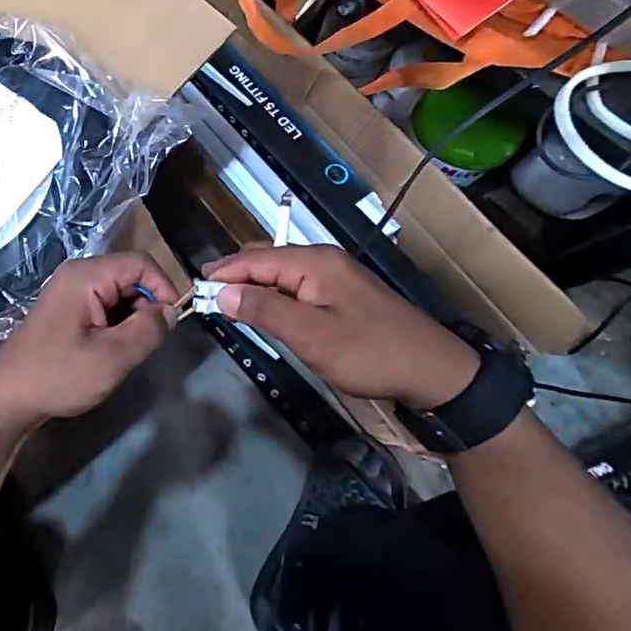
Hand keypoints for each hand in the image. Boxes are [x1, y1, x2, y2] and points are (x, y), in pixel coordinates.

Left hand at [0, 253, 182, 429]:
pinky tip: (109, 350)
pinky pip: (103, 304)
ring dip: (131, 317)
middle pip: (129, 275)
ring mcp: (68, 291)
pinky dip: (115, 323)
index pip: (140, 263)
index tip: (172, 320)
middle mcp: (77, 274)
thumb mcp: (113, 357)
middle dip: (146, 305)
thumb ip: (148, 329)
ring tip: (126, 350)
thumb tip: (171, 310)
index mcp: (87, 276)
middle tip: (147, 342)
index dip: (163, 287)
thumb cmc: (59, 375)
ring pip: (118, 292)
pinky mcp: (65, 309)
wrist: (7, 398)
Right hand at [204, 245, 480, 408]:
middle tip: (207, 298)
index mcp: (314, 262)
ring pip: (281, 271)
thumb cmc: (370, 353)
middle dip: (235, 274)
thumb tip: (223, 291)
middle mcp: (323, 259)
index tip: (194, 291)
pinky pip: (297, 283)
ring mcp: (336, 274)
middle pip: (266, 258)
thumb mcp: (313, 336)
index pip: (254, 259)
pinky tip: (265, 308)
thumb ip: (265, 310)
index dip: (222, 274)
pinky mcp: (343, 291)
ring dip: (253, 283)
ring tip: (227, 302)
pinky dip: (273, 292)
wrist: (435, 371)